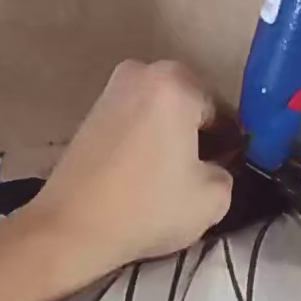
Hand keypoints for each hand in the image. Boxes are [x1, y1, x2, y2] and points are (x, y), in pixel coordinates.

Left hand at [17, 60, 232, 279]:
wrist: (70, 228)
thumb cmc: (146, 208)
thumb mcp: (213, 198)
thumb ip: (227, 172)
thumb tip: (212, 166)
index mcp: (176, 81)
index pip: (222, 114)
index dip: (230, 147)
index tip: (226, 174)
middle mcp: (140, 72)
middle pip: (188, 109)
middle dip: (197, 139)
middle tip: (196, 179)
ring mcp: (109, 91)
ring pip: (158, 117)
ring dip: (168, 142)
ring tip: (165, 182)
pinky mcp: (88, 115)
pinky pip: (132, 125)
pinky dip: (141, 145)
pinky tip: (139, 178)